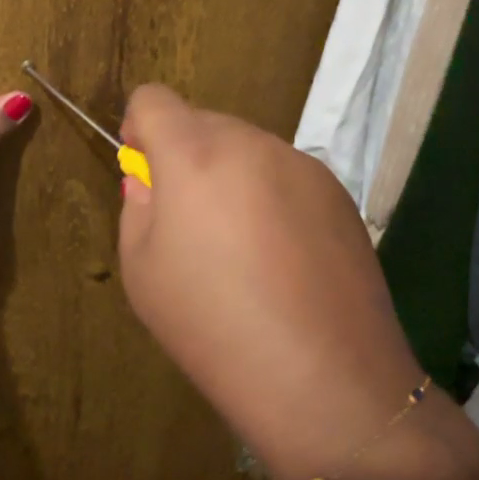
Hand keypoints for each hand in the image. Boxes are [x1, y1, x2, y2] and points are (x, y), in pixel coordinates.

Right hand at [115, 84, 450, 479]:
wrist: (324, 380)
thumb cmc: (212, 326)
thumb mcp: (142, 271)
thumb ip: (138, 208)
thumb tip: (152, 183)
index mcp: (194, 154)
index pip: (153, 99)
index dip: (139, 129)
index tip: (145, 174)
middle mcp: (252, 143)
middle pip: (203, 123)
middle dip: (185, 157)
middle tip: (190, 225)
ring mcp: (303, 166)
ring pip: (248, 150)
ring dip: (231, 178)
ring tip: (242, 252)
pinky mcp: (340, 195)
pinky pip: (286, 178)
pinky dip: (272, 200)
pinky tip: (283, 262)